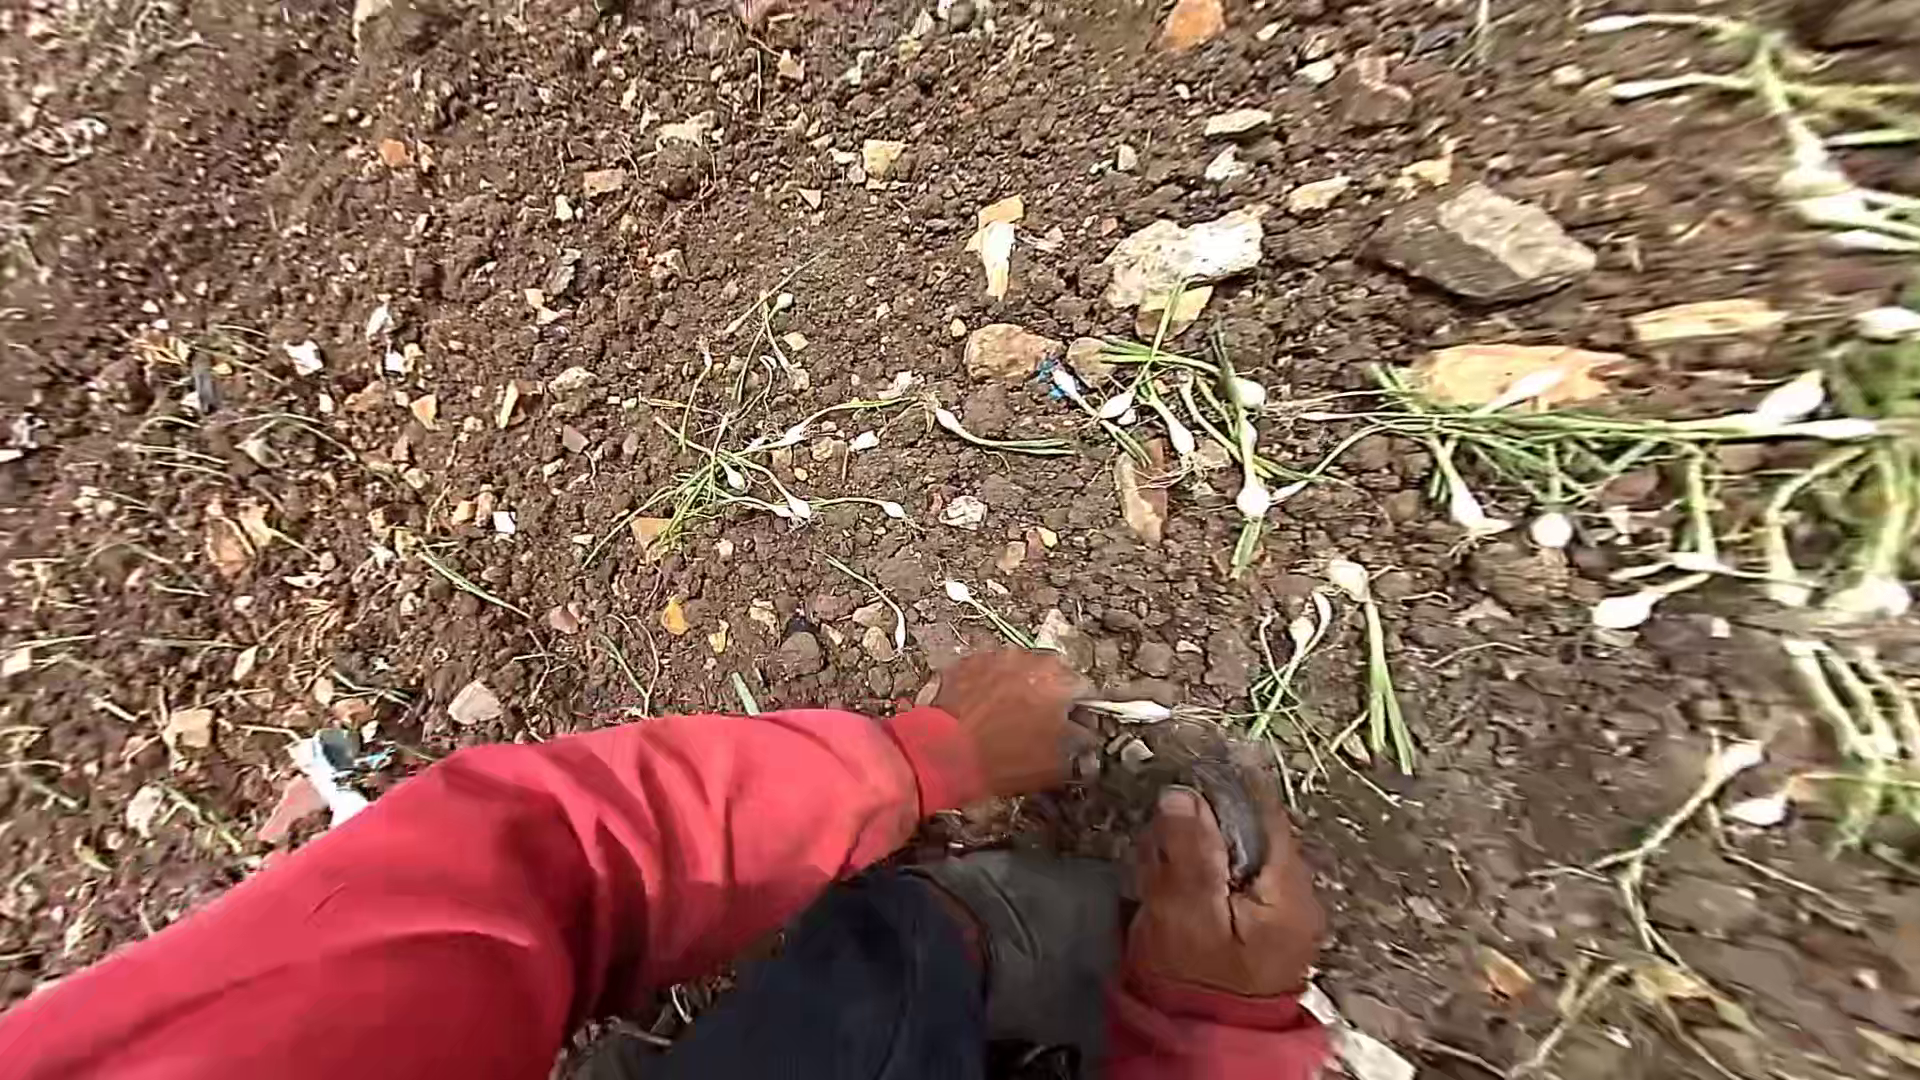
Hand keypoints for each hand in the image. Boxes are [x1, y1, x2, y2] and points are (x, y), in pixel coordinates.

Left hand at [930, 648, 1090, 796]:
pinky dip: (990, 682)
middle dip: (1049, 693)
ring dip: (1018, 685)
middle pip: (1051, 672)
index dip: (1080, 710)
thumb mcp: (1055, 764)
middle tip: (1039, 719)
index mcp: (1059, 681)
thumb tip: (1084, 737)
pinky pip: (989, 668)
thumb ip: (1078, 744)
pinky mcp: (970, 659)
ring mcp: (997, 655)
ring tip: (1005, 713)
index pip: (1084, 689)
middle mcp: (1031, 658)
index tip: (1074, 724)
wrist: (944, 752)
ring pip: (1019, 668)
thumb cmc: (1002, 760)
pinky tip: (982, 706)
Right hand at [1126, 785, 1322, 997]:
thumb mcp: (1186, 913)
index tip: (1185, 778)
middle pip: (1241, 824)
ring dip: (1188, 845)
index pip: (1263, 812)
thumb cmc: (1193, 980)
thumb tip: (1183, 795)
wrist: (1192, 1039)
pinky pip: (1219, 864)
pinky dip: (1190, 864)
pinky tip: (1169, 884)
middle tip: (1162, 849)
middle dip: (1196, 826)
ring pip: (1226, 841)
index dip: (1222, 789)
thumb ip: (1188, 852)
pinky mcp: (1247, 909)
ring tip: (1161, 873)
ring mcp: (1270, 901)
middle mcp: (1289, 891)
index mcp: (1288, 891)